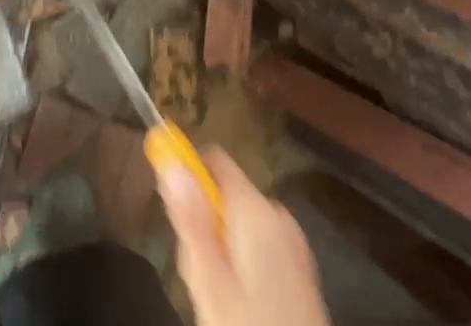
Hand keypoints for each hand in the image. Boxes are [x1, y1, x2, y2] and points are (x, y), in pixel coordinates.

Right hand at [158, 148, 330, 325]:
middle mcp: (278, 214)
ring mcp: (293, 239)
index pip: (214, 160)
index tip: (172, 207)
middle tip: (198, 270)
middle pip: (224, 194)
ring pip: (239, 221)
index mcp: (256, 210)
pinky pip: (259, 240)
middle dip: (204, 223)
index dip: (187, 173)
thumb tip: (171, 165)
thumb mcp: (209, 279)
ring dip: (221, 243)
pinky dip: (242, 257)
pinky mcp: (299, 262)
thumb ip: (190, 219)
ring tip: (219, 292)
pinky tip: (242, 298)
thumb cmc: (247, 324)